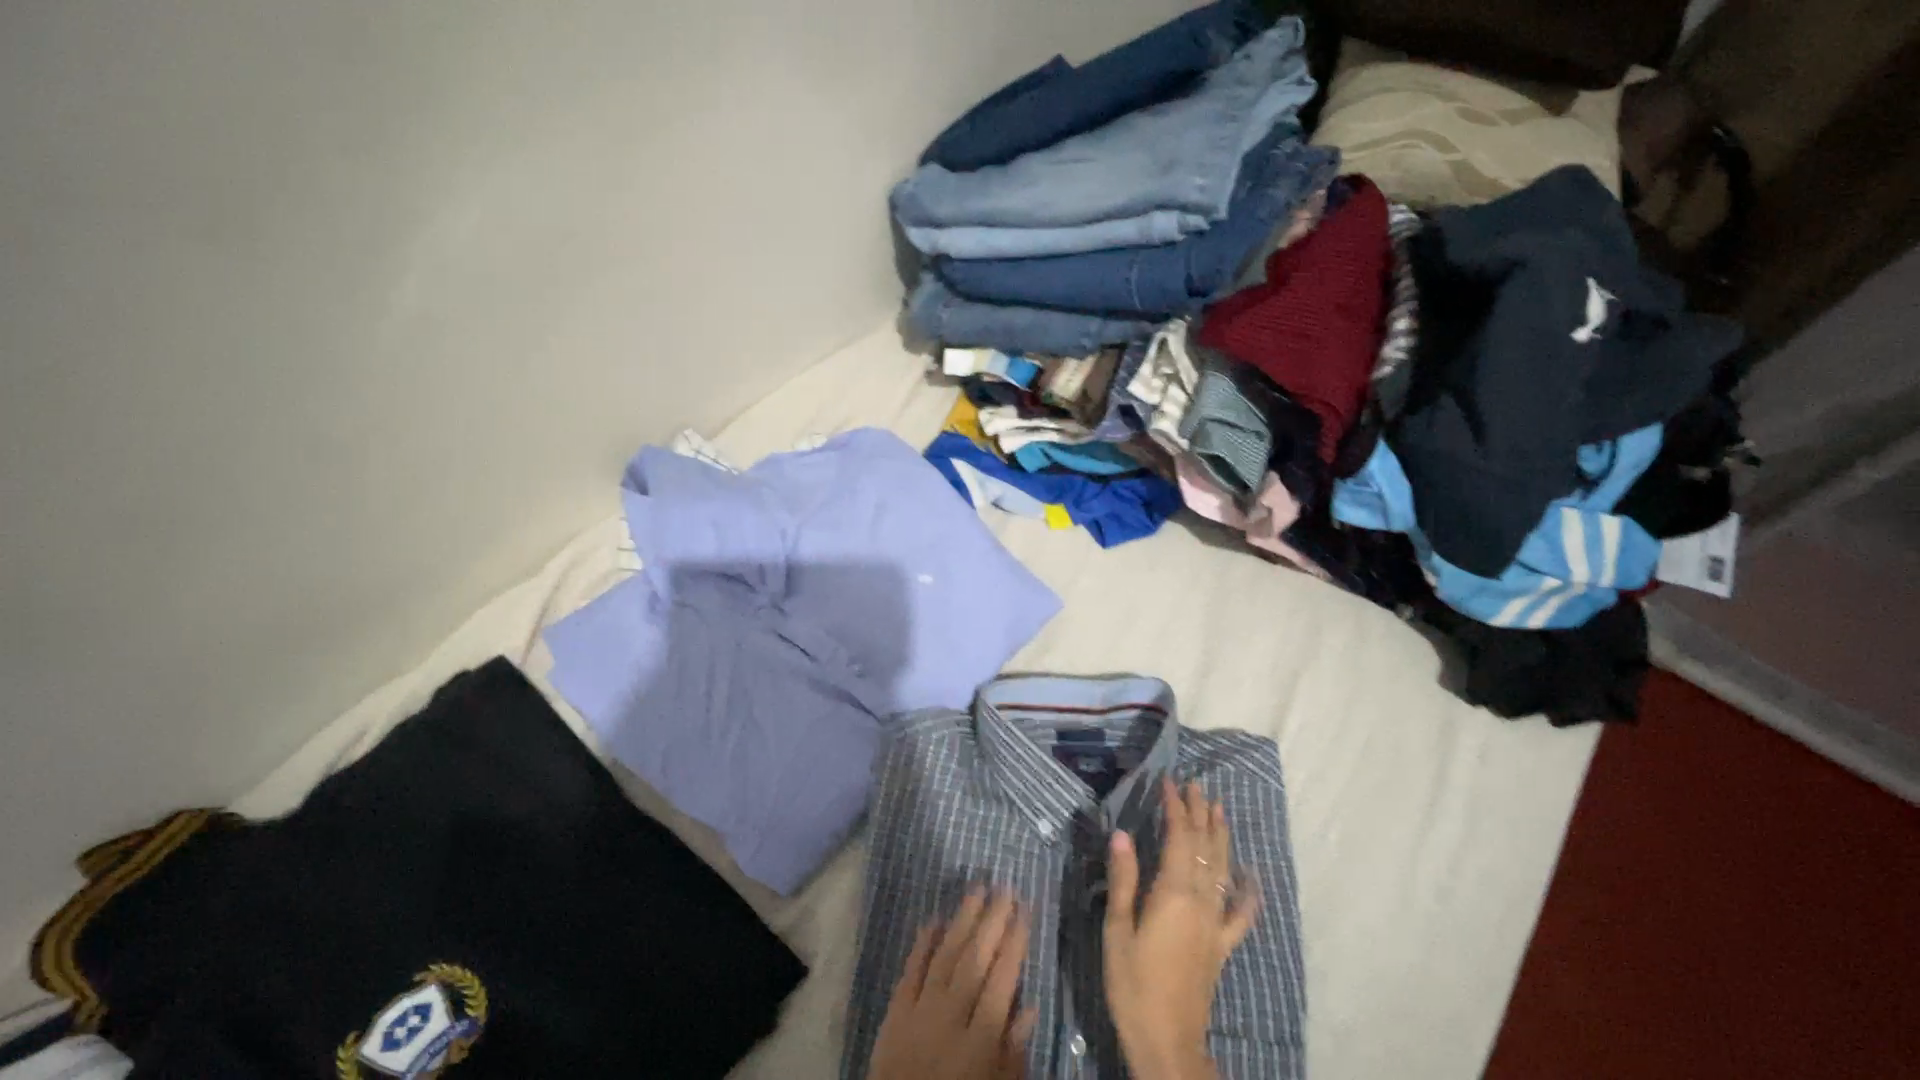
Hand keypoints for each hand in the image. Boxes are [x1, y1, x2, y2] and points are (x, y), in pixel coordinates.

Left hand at [868, 887, 1037, 1079]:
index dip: (1015, 943)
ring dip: (961, 921)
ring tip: (976, 889)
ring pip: (944, 957)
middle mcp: (951, 1016)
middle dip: (991, 922)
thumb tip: (1030, 1007)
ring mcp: (920, 1011)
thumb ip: (1013, 1051)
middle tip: (1005, 888)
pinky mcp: (895, 1012)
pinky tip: (931, 920)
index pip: (1002, 979)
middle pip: (974, 960)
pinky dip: (921, 945)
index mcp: (980, 1038)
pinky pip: (910, 971)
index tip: (1025, 910)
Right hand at [1103, 780, 1260, 1079]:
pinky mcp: (1222, 944)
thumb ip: (1124, 880)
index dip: (1175, 808)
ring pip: (1222, 869)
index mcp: (1173, 893)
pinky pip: (1241, 912)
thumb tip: (1122, 834)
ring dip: (1220, 837)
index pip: (1178, 837)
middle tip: (1196, 785)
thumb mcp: (1117, 930)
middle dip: (1200, 813)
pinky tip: (1251, 877)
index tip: (1169, 782)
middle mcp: (1201, 901)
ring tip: (1219, 810)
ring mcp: (1216, 923)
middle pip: (1204, 847)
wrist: (1167, 1038)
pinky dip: (1248, 891)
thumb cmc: (1132, 983)